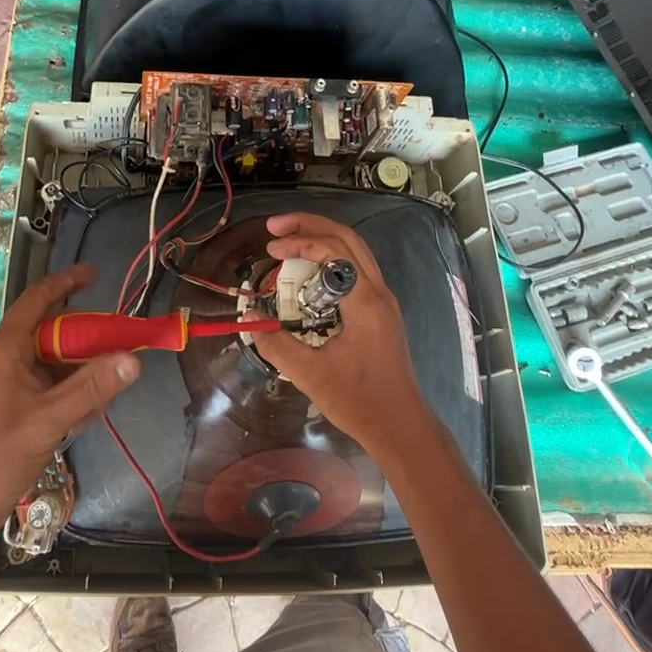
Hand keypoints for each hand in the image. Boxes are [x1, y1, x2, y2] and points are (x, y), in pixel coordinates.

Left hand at [0, 263, 140, 538]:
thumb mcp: (47, 422)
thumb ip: (91, 389)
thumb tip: (133, 359)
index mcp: (6, 351)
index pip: (38, 300)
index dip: (67, 283)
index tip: (97, 274)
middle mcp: (7, 362)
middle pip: (54, 333)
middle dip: (89, 337)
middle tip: (122, 343)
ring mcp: (10, 388)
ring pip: (56, 364)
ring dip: (84, 371)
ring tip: (112, 385)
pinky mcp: (15, 412)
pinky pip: (51, 390)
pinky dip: (74, 395)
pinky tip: (92, 415)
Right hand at [251, 213, 433, 456]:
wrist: (401, 426)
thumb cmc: (359, 401)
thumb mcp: (309, 375)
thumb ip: (276, 344)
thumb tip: (250, 320)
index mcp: (365, 302)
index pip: (333, 251)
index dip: (299, 242)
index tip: (271, 250)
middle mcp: (379, 292)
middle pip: (347, 238)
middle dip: (309, 225)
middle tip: (275, 227)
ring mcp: (383, 300)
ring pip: (355, 250)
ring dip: (322, 237)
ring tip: (288, 239)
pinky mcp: (381, 311)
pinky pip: (356, 268)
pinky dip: (331, 257)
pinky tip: (309, 271)